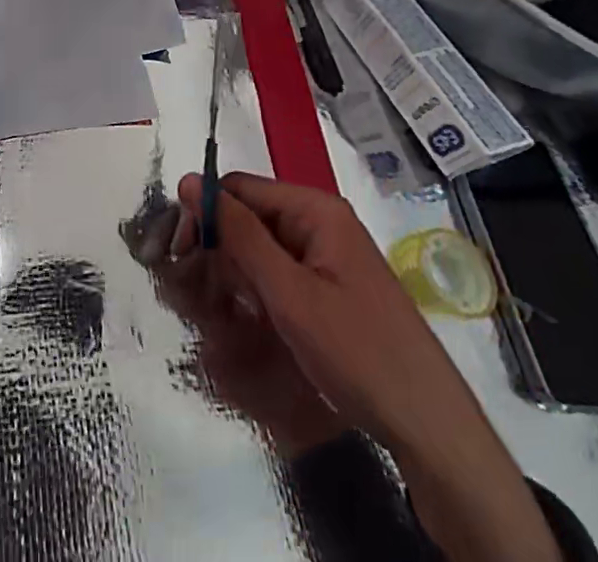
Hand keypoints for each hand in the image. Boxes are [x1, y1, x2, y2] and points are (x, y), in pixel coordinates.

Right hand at [181, 172, 563, 561]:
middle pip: (250, 217)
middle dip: (220, 250)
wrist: (422, 416)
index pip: (239, 189)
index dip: (204, 215)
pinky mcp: (328, 283)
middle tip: (198, 294)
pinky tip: (254, 321)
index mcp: (315, 209)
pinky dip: (259, 292)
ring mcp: (326, 254)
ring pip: (260, 248)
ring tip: (227, 313)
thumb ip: (239, 234)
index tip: (175, 254)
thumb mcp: (287, 291)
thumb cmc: (355, 349)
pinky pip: (279, 272)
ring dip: (237, 276)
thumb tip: (190, 181)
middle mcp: (320, 222)